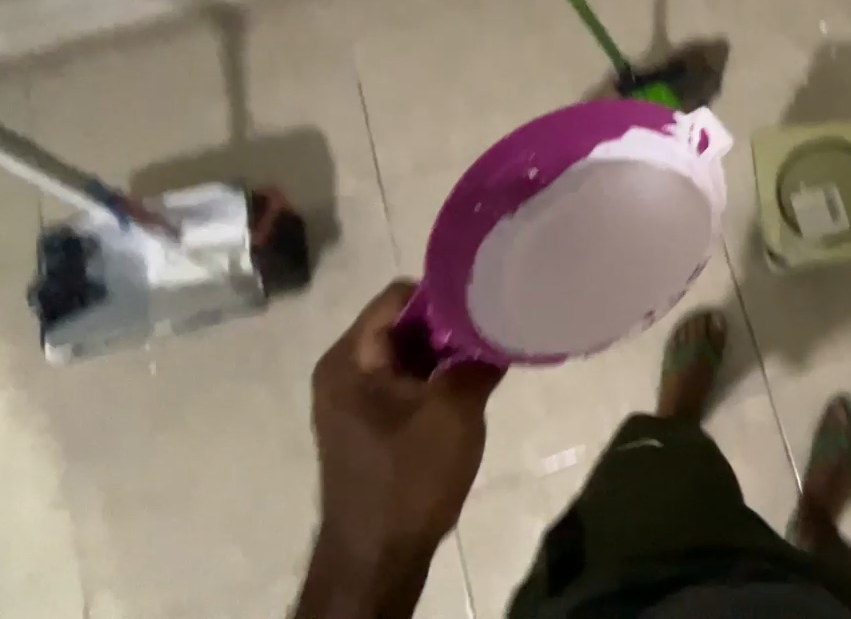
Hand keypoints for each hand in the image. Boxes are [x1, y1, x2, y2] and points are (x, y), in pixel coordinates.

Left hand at [295, 281, 502, 618]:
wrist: (379, 557)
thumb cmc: (409, 476)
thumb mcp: (454, 408)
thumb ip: (478, 358)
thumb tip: (504, 329)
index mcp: (350, 359)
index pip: (399, 296)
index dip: (445, 293)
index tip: (488, 300)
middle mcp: (346, 370)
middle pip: (406, 321)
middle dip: (453, 322)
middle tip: (497, 325)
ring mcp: (358, 398)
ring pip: (413, 350)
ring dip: (451, 350)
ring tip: (494, 350)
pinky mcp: (375, 420)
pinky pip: (412, 377)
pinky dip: (442, 373)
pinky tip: (478, 379)